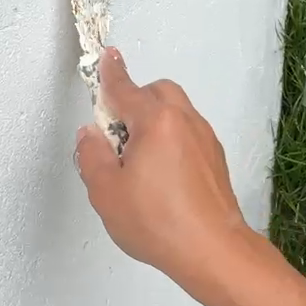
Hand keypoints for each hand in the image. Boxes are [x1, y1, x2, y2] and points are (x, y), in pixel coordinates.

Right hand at [75, 48, 254, 280]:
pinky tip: (162, 174)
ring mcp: (205, 138)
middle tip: (116, 134)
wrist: (212, 248)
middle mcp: (185, 121)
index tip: (107, 57)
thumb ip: (92, 155)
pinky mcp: (215, 157)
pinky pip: (188, 132)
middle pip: (158, 92)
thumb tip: (91, 134)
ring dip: (155, 120)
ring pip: (176, 111)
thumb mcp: (106, 191)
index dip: (110, 73)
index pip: (125, 88)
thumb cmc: (158, 222)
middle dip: (135, 100)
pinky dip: (172, 138)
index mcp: (156, 121)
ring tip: (138, 161)